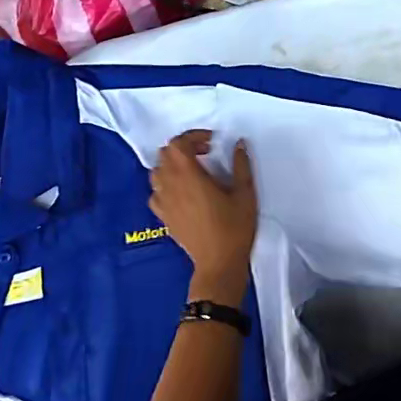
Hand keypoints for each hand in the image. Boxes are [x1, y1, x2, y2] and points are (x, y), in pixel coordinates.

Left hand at [148, 130, 257, 302]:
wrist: (219, 264)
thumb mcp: (245, 193)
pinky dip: (165, 184)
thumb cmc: (234, 229)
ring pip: (157, 171)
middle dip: (183, 147)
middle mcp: (171, 185)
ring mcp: (163, 201)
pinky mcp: (163, 216)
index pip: (179, 143)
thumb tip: (238, 145)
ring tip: (192, 170)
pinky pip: (155, 192)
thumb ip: (241, 165)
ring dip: (172, 163)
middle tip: (204, 152)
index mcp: (189, 176)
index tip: (212, 142)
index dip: (194, 136)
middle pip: (165, 153)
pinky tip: (180, 191)